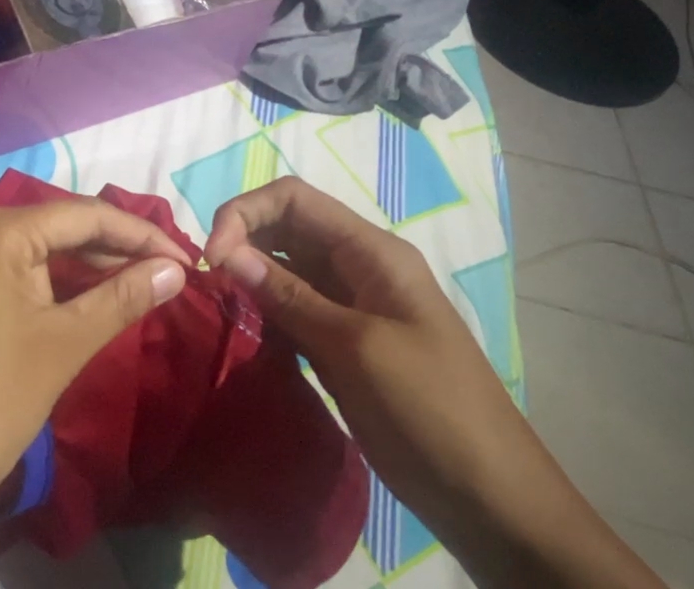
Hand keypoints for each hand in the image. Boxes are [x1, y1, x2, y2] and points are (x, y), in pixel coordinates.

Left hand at [0, 200, 187, 588]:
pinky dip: (38, 277)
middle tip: (164, 272)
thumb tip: (176, 269)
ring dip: (76, 264)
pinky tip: (77, 294)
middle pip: (50, 225)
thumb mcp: (66, 344)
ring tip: (132, 283)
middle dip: (109, 249)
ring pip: (24, 246)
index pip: (81, 216)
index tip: (185, 258)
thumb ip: (124, 296)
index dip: (139, 235)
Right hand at [203, 177, 663, 588]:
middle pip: (285, 228)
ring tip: (215, 306)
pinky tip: (241, 331)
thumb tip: (225, 253)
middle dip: (240, 241)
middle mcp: (357, 267)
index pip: (294, 199)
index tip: (210, 256)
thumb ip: (289, 295)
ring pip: (283, 269)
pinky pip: (291, 309)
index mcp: (372, 251)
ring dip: (247, 277)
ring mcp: (349, 307)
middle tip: (204, 283)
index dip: (245, 213)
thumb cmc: (430, 408)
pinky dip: (262, 311)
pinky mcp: (340, 344)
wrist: (488, 495)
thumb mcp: (356, 346)